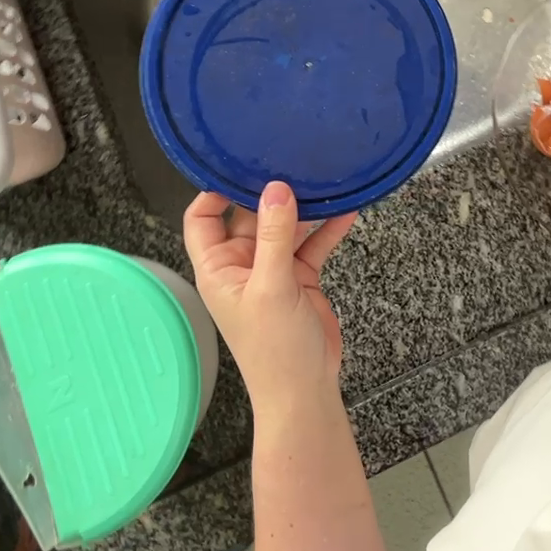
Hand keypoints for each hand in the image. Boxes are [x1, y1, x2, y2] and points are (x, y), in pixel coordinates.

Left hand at [183, 182, 357, 411]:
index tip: (239, 166)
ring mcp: (274, 269)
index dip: (214, 192)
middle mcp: (243, 264)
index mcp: (219, 267)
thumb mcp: (273, 286)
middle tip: (292, 161)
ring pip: (285, 226)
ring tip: (324, 179)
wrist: (306, 390)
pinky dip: (328, 228)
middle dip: (269, 193)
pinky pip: (313, 243)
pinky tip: (348, 210)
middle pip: (249, 216)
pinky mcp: (301, 277)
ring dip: (304, 208)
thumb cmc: (275, 348)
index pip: (203, 219)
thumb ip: (275, 236)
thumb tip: (276, 189)